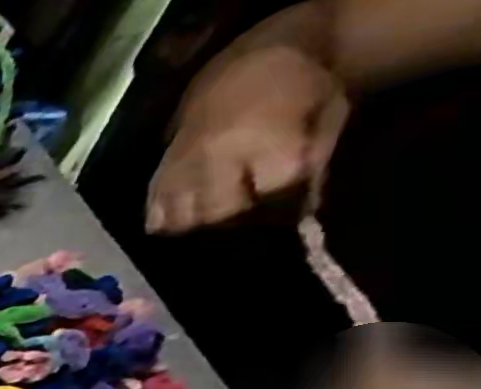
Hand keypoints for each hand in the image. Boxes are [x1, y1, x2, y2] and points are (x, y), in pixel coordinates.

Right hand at [146, 43, 347, 233]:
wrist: (240, 72)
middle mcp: (213, 158)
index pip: (275, 191)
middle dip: (239, 219)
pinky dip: (170, 223)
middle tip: (251, 212)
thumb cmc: (294, 91)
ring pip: (182, 221)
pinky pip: (154, 218)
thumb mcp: (326, 116)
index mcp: (264, 137)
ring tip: (218, 214)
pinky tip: (188, 215)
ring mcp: (178, 171)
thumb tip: (302, 217)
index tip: (291, 205)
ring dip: (201, 224)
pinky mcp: (156, 180)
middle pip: (220, 213)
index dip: (286, 204)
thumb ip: (316, 166)